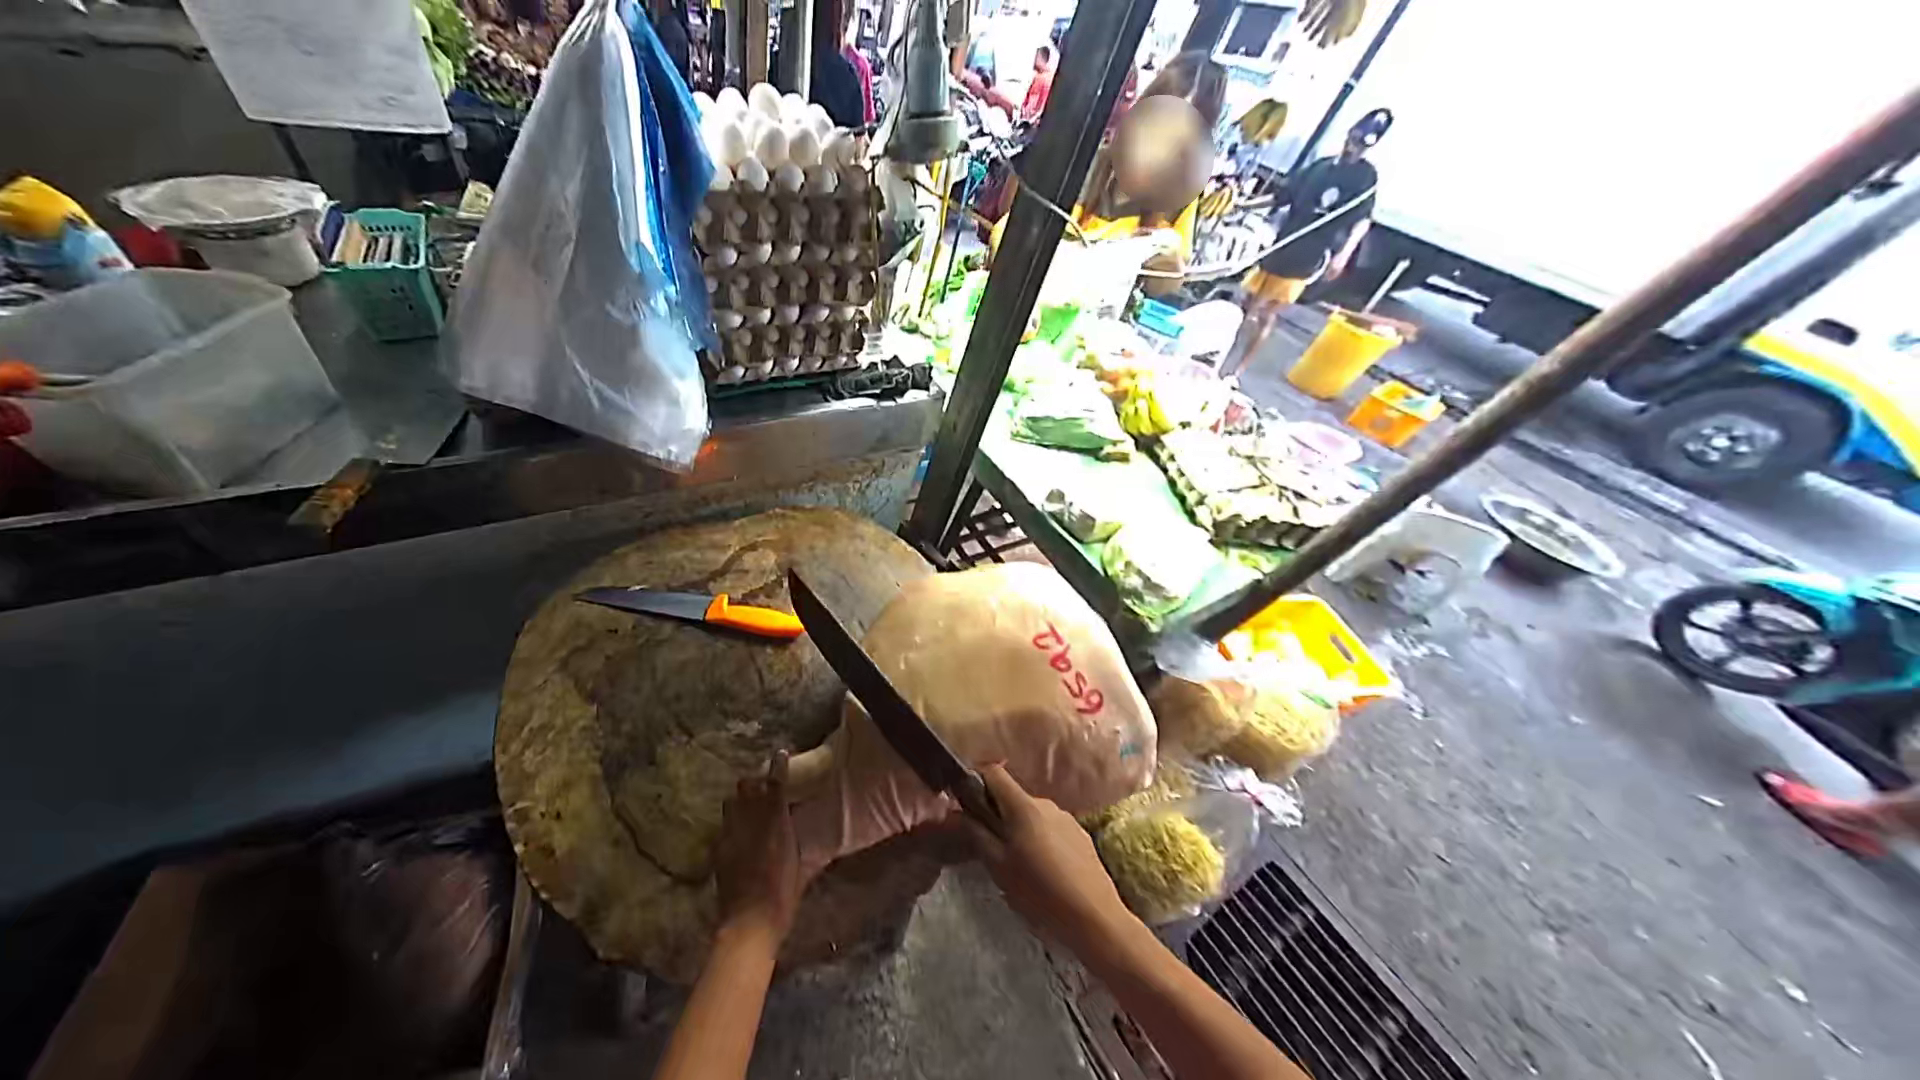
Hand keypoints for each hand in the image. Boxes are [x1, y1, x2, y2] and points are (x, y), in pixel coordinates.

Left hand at [713, 750, 808, 940]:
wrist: (749, 922)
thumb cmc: (783, 895)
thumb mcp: (801, 868)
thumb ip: (804, 850)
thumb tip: (818, 845)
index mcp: (776, 822)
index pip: (776, 783)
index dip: (778, 765)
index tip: (781, 753)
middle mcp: (751, 821)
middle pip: (746, 786)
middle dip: (753, 783)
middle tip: (761, 788)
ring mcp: (730, 834)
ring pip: (730, 803)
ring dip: (739, 802)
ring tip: (746, 809)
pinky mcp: (718, 850)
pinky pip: (723, 828)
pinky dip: (730, 827)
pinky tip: (736, 837)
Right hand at [964, 764, 1135, 955]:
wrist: (1094, 917)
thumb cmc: (1039, 892)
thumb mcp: (998, 866)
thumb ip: (976, 833)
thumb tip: (957, 811)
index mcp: (1023, 806)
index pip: (994, 772)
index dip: (975, 779)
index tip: (964, 801)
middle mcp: (1046, 803)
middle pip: (1013, 797)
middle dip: (996, 814)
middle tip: (987, 845)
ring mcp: (1067, 818)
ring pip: (1032, 815)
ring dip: (1019, 829)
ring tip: (1016, 864)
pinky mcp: (1081, 836)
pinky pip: (1051, 829)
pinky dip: (1039, 841)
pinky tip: (1043, 872)